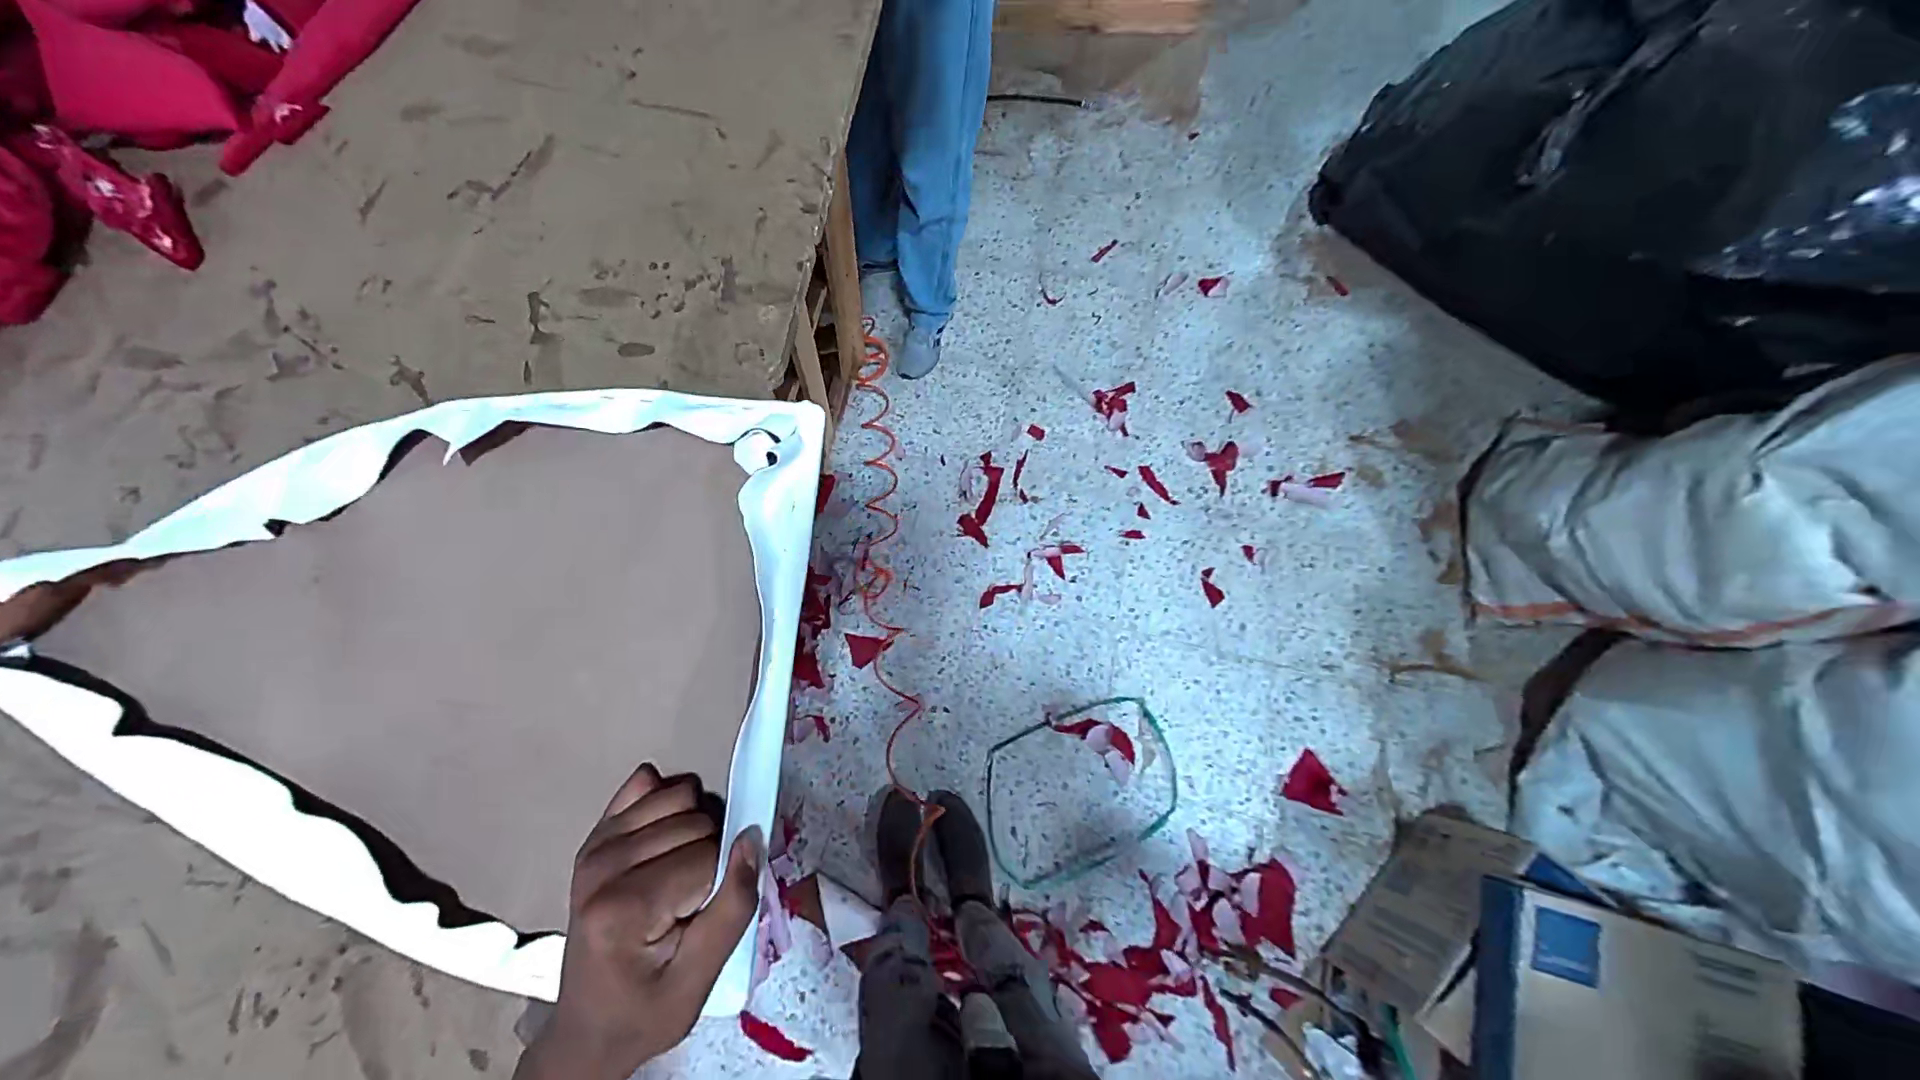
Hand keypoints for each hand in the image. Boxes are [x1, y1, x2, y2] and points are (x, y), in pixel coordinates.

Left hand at [515, 764, 760, 1079]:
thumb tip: (752, 837)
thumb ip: (733, 907)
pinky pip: (646, 784)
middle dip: (711, 851)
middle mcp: (602, 866)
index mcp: (624, 907)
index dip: (721, 881)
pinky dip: (668, 801)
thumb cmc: (645, 1011)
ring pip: (678, 793)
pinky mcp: (594, 838)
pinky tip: (665, 840)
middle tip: (695, 898)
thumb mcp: (699, 980)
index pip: (707, 855)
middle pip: (694, 819)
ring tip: (681, 873)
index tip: (704, 915)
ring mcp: (594, 847)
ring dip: (694, 826)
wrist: (589, 1030)